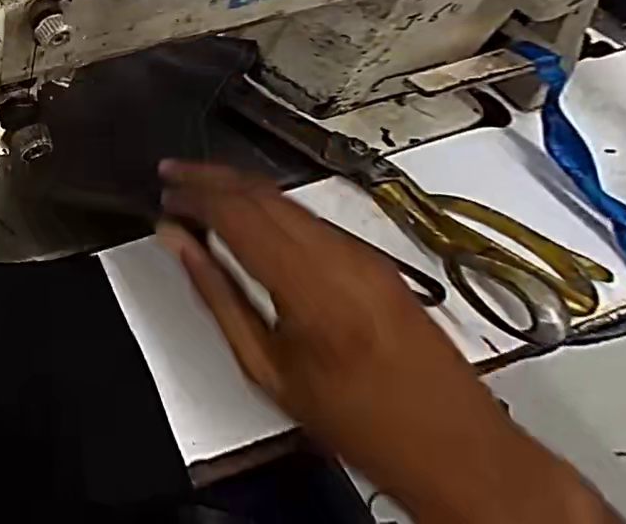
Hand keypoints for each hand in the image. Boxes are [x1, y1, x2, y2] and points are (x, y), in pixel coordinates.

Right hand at [157, 160, 618, 523]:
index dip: (193, 195)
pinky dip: (266, 202)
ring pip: (285, 195)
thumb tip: (178, 242)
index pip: (237, 214)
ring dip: (236, 185)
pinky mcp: (374, 255)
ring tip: (198, 187)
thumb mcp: (268, 371)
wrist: (460, 451)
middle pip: (260, 191)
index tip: (165, 192)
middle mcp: (341, 258)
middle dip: (208, 176)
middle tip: (171, 173)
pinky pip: (308, 213)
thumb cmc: (362, 424)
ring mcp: (362, 252)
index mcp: (310, 290)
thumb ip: (217, 294)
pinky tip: (245, 212)